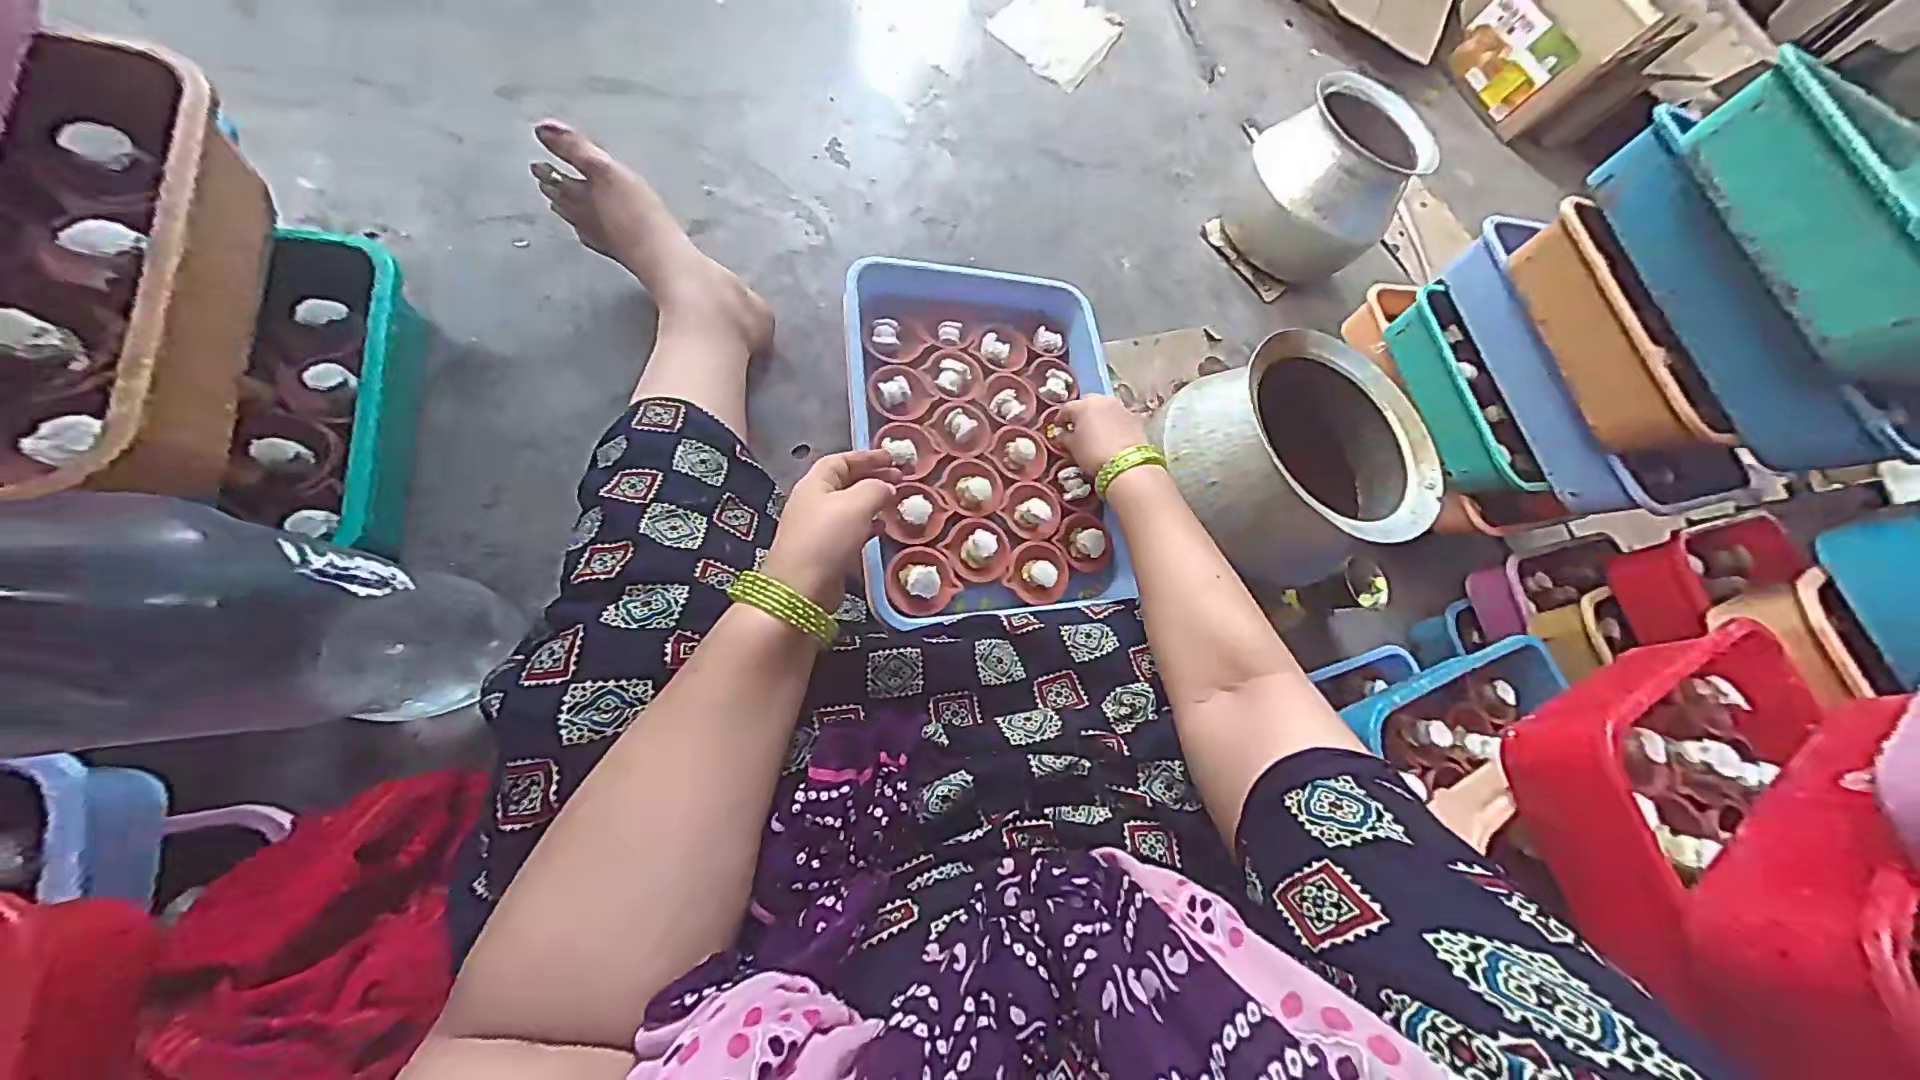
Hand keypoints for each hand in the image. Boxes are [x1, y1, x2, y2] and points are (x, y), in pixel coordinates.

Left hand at [760, 449, 899, 609]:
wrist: (802, 587)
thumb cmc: (827, 538)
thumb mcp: (856, 504)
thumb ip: (876, 488)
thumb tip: (887, 488)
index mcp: (815, 483)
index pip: (842, 460)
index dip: (867, 456)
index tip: (892, 458)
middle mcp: (814, 501)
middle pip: (846, 482)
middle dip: (873, 478)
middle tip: (900, 479)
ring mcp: (818, 527)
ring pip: (850, 506)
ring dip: (873, 502)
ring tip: (896, 502)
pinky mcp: (825, 550)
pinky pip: (850, 529)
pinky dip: (868, 525)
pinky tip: (883, 530)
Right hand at [1057, 394, 1150, 475]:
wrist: (1127, 465)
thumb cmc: (1092, 454)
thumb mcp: (1072, 447)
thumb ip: (1064, 437)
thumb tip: (1061, 434)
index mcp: (1083, 405)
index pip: (1066, 408)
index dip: (1060, 419)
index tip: (1058, 428)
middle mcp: (1102, 400)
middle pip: (1087, 403)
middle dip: (1081, 413)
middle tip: (1077, 427)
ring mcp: (1120, 407)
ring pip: (1104, 408)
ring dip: (1098, 416)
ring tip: (1095, 431)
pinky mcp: (1134, 417)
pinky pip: (1117, 416)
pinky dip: (1112, 422)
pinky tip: (1110, 435)